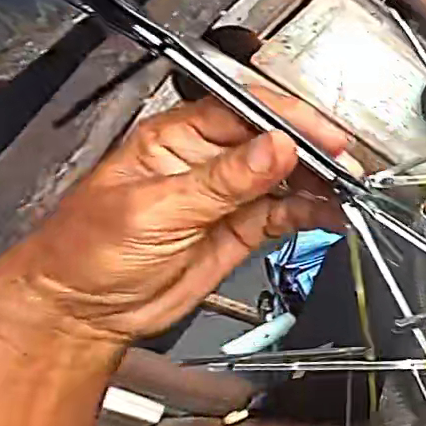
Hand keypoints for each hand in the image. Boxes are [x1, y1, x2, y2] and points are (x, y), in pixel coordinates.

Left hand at [0, 87, 350, 354]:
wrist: (81, 314)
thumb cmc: (85, 252)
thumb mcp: (155, 209)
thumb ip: (223, 179)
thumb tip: (275, 147)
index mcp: (178, 138)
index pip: (245, 111)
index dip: (289, 119)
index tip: (322, 135)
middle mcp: (211, 159)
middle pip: (276, 141)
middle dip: (314, 150)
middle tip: (343, 166)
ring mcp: (232, 193)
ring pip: (290, 176)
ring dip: (320, 183)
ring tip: (344, 192)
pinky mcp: (246, 224)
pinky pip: (290, 211)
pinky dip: (315, 212)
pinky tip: (330, 214)